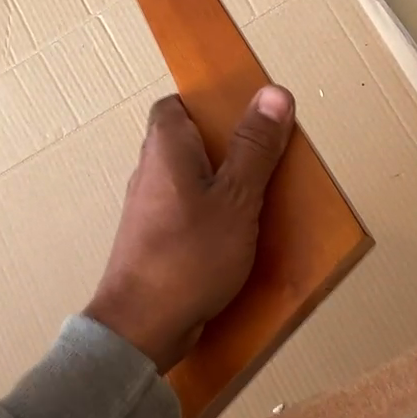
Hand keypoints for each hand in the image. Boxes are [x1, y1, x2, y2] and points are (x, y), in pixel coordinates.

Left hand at [84, 86, 295, 371]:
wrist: (142, 325)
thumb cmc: (190, 255)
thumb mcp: (236, 198)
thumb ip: (254, 148)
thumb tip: (274, 92)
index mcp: (165, 149)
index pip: (174, 106)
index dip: (207, 106)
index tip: (244, 119)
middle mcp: (149, 174)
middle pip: (184, 144)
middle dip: (223, 149)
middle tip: (262, 161)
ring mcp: (147, 212)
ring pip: (186, 183)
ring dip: (218, 187)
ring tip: (256, 201)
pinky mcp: (152, 244)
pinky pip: (184, 216)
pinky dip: (208, 219)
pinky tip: (236, 239)